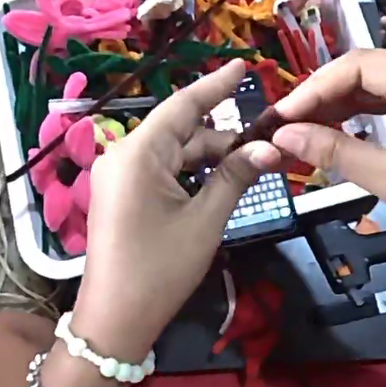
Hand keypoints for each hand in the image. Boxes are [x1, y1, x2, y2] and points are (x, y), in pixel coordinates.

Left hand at [73, 61, 280, 356]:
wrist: (115, 319)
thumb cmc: (161, 268)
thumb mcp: (205, 220)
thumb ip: (236, 176)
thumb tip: (270, 146)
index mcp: (139, 154)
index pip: (183, 106)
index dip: (215, 85)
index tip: (244, 66)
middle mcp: (123, 155)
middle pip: (181, 131)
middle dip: (223, 137)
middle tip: (268, 145)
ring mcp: (118, 175)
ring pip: (174, 152)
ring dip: (210, 158)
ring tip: (251, 168)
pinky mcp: (120, 193)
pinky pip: (161, 170)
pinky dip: (191, 173)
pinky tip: (219, 183)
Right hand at [268, 50, 385, 261]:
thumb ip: (334, 151)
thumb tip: (281, 135)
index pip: (362, 65)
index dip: (316, 87)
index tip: (281, 116)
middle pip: (370, 71)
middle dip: (325, 96)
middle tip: (286, 124)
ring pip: (381, 87)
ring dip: (342, 106)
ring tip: (303, 128)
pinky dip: (365, 117)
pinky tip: (337, 130)